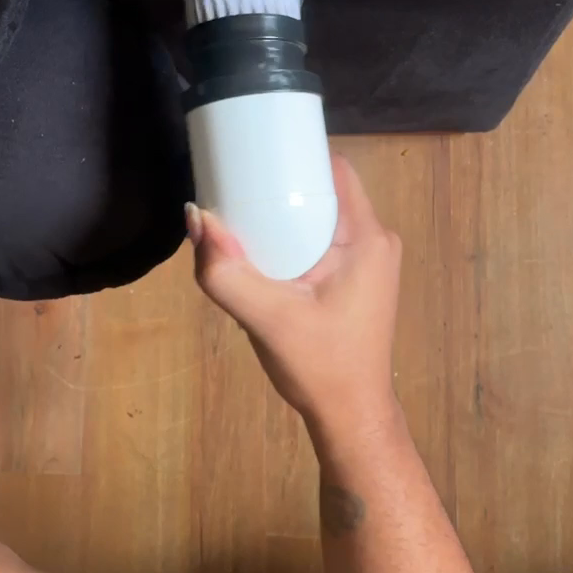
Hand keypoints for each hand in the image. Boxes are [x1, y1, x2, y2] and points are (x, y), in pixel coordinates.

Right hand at [189, 156, 403, 431]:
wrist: (350, 415)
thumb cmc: (319, 365)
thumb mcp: (266, 317)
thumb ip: (226, 272)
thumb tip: (195, 217)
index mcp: (367, 237)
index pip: (335, 170)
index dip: (296, 157)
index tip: (256, 157)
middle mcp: (376, 240)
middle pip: (327, 191)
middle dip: (284, 186)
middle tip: (239, 188)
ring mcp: (371, 260)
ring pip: (324, 216)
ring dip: (289, 213)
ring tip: (246, 214)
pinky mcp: (359, 278)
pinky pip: (327, 239)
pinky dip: (297, 236)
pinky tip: (265, 247)